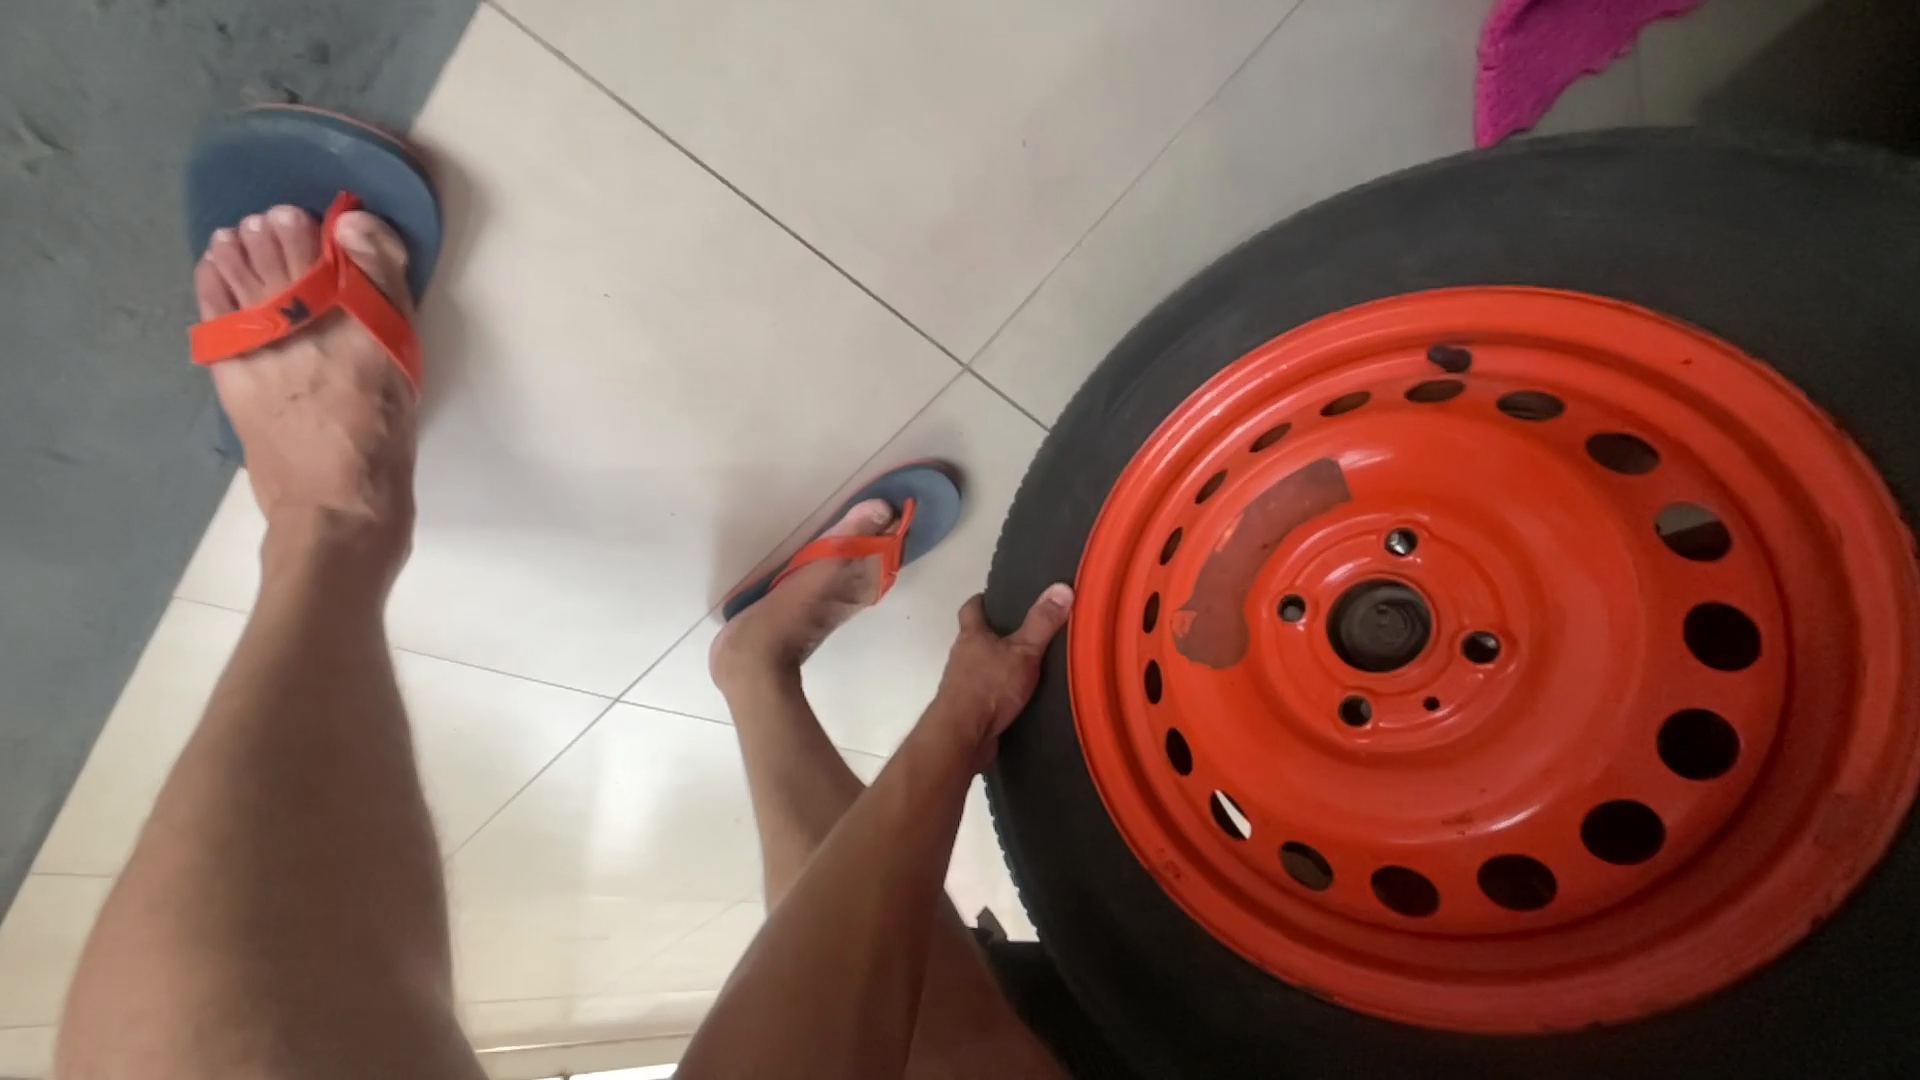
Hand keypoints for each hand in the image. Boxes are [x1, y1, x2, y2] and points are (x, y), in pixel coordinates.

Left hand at [930, 584, 1073, 763]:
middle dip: (995, 635)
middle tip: (1024, 631)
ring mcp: (962, 685)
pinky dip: (1000, 693)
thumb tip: (1062, 587)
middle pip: (975, 639)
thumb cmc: (988, 687)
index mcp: (971, 636)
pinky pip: (986, 694)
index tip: (994, 597)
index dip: (981, 601)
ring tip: (1028, 665)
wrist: (962, 736)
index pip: (970, 609)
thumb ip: (1042, 623)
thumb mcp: (1023, 652)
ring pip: (981, 667)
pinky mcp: (968, 710)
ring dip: (998, 666)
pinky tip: (1020, 699)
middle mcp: (962, 657)